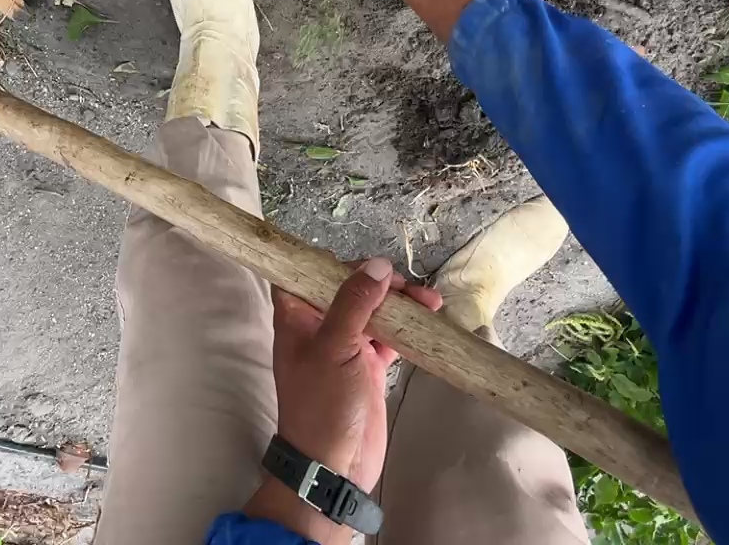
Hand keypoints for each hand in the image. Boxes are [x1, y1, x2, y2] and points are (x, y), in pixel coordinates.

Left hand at [242, 257, 442, 543]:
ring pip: (373, 311)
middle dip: (379, 282)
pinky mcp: (368, 365)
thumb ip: (354, 303)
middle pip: (348, 288)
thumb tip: (377, 264)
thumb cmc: (322, 404)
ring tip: (431, 301)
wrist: (334, 469)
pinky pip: (388, 337)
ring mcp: (345, 345)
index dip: (332, 261)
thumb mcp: (334, 347)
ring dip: (400, 304)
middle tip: (408, 287)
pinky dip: (407, 330)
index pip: (307, 272)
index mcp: (297, 315)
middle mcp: (319, 324)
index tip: (365, 259)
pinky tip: (429, 323)